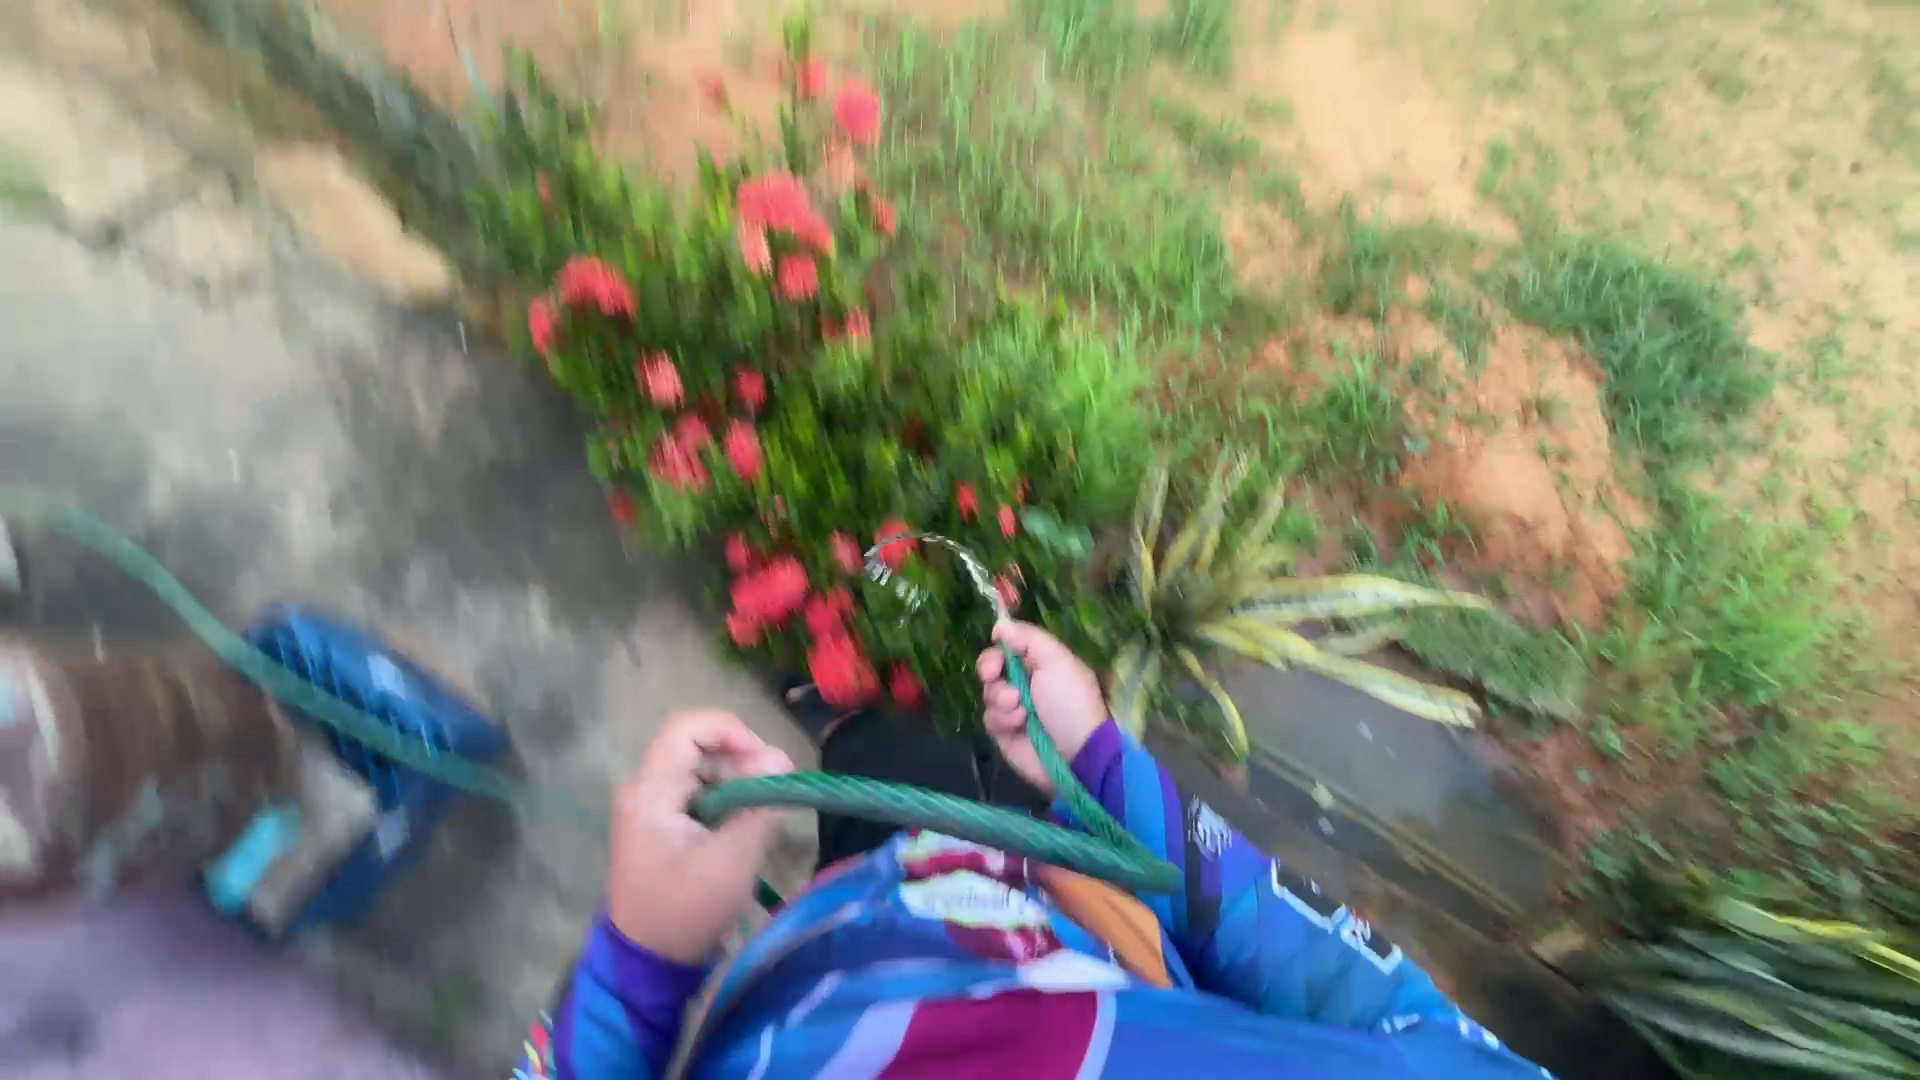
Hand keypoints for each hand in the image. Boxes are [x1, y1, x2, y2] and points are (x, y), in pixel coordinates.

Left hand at [606, 710, 793, 964]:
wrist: (647, 966)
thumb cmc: (686, 912)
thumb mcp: (732, 859)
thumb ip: (759, 804)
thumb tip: (781, 759)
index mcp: (651, 792)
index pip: (687, 728)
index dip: (730, 731)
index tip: (764, 759)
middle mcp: (645, 788)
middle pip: (698, 744)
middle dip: (742, 758)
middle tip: (773, 788)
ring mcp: (651, 804)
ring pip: (703, 765)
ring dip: (738, 778)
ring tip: (763, 810)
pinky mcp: (662, 821)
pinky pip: (700, 788)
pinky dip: (728, 796)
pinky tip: (744, 824)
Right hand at [975, 621, 1107, 797]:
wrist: (1077, 753)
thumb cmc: (1070, 701)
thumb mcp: (1056, 660)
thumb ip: (1028, 638)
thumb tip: (1000, 625)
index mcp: (1040, 664)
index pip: (1008, 648)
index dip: (998, 648)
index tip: (995, 648)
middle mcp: (1024, 684)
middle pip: (991, 668)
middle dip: (990, 670)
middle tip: (994, 675)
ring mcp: (1013, 710)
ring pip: (988, 693)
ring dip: (1001, 698)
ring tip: (1020, 708)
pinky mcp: (1004, 735)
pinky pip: (990, 719)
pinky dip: (1003, 720)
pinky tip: (1019, 724)